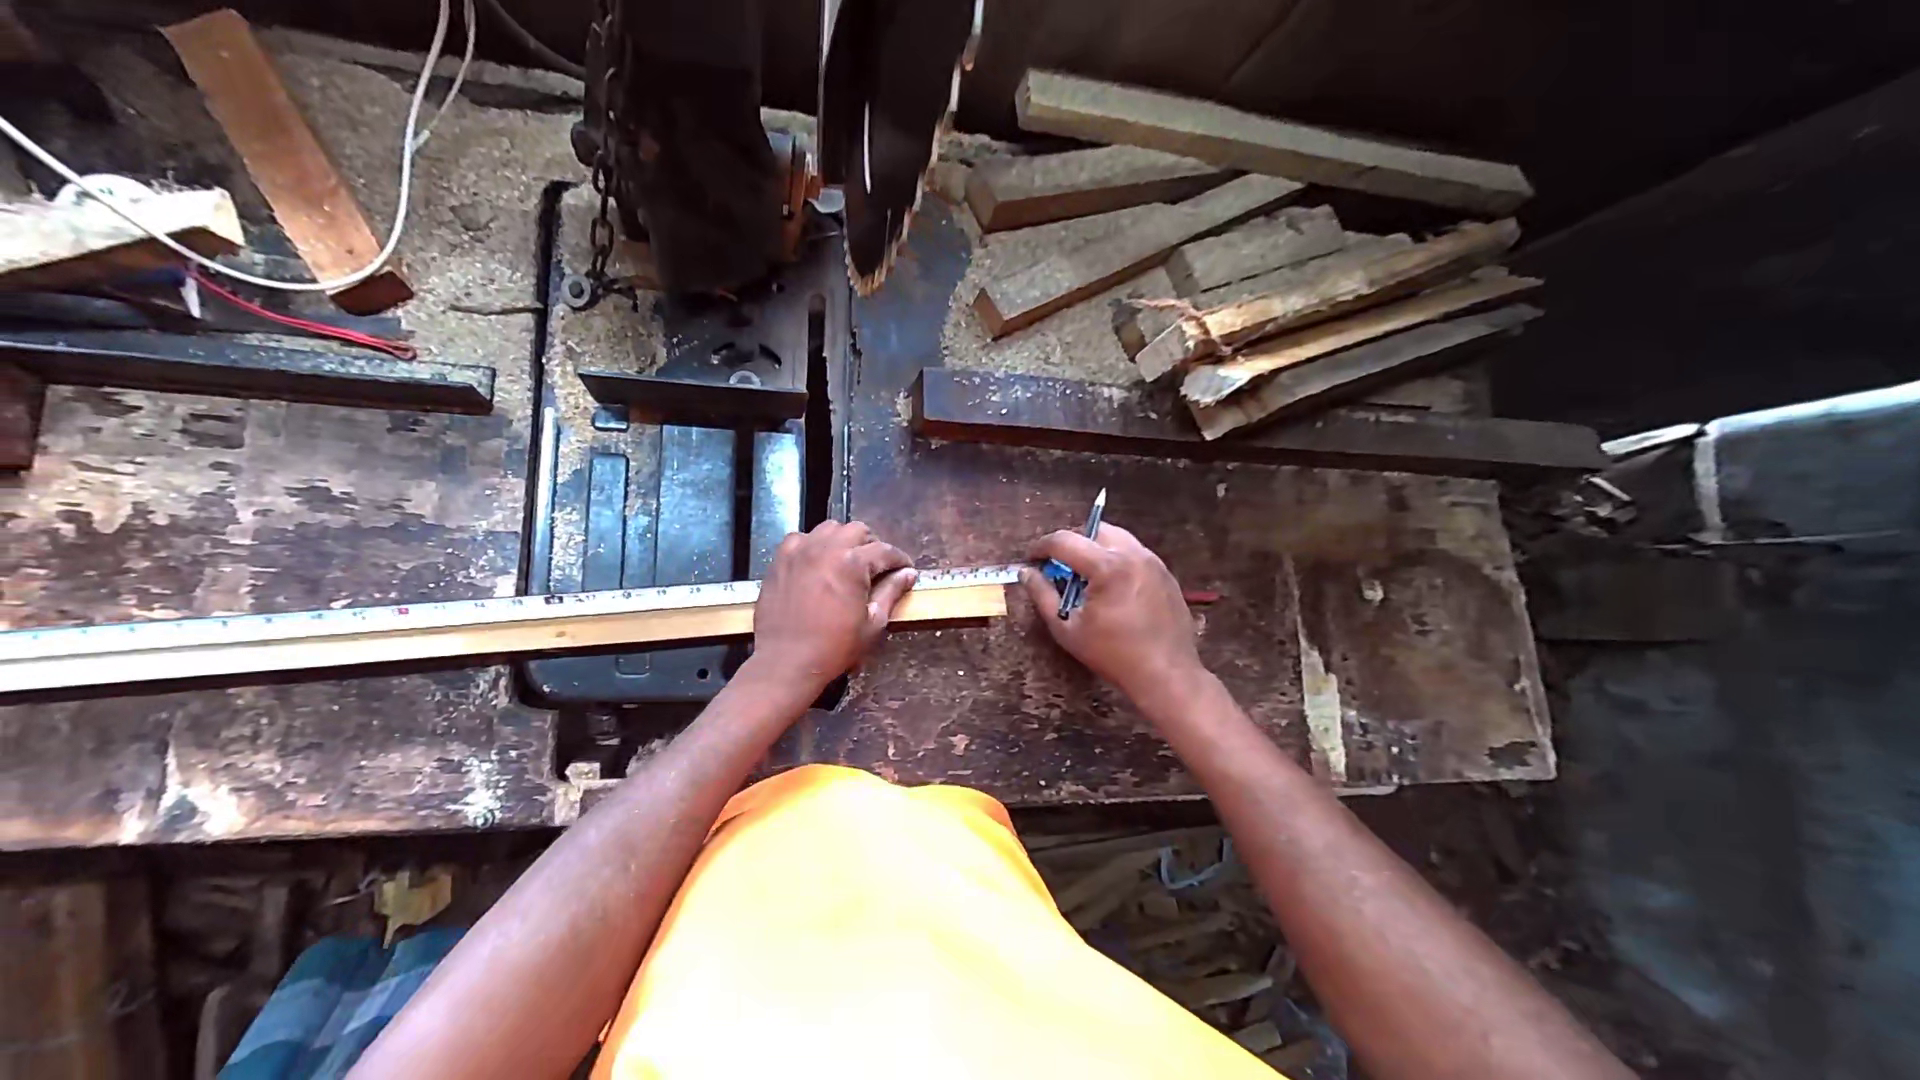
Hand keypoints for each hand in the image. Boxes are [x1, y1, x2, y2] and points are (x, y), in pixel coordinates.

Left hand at [751, 520, 916, 694]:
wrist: (786, 661)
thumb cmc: (834, 647)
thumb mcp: (872, 623)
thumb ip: (891, 592)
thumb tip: (908, 574)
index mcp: (851, 563)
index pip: (885, 551)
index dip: (899, 560)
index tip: (905, 569)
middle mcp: (825, 548)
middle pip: (857, 531)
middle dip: (872, 545)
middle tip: (876, 567)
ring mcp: (800, 551)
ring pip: (829, 528)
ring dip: (843, 540)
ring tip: (847, 561)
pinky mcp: (780, 560)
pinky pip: (801, 539)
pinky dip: (813, 545)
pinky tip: (817, 562)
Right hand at [1021, 521, 1206, 704]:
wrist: (1166, 674)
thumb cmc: (1112, 655)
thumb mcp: (1067, 628)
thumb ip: (1043, 595)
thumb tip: (1026, 572)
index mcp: (1108, 567)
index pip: (1065, 541)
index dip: (1041, 546)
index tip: (1031, 558)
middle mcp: (1133, 555)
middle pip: (1093, 530)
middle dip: (1071, 542)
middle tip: (1058, 565)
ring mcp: (1153, 562)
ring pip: (1117, 538)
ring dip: (1095, 548)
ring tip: (1084, 576)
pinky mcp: (1165, 574)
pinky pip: (1134, 553)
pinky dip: (1116, 559)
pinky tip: (1110, 587)